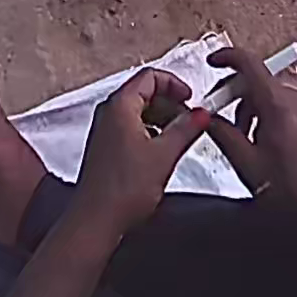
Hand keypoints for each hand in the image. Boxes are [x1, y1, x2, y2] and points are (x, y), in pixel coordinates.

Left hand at [72, 68, 208, 231]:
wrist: (96, 220)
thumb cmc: (122, 189)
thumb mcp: (163, 155)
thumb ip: (185, 129)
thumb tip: (199, 114)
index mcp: (120, 105)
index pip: (149, 77)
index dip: (174, 84)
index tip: (190, 97)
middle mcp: (109, 111)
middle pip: (144, 91)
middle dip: (170, 102)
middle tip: (190, 118)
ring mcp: (106, 128)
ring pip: (139, 110)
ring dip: (162, 117)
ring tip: (181, 135)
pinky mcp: (107, 145)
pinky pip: (132, 126)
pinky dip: (150, 130)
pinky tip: (163, 149)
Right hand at [203, 47, 296, 215]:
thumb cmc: (294, 195)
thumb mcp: (246, 163)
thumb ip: (223, 134)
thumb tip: (207, 118)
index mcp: (277, 105)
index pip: (250, 63)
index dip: (227, 57)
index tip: (213, 62)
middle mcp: (294, 103)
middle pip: (258, 78)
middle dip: (234, 90)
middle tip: (219, 109)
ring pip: (269, 92)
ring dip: (249, 104)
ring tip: (239, 133)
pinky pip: (281, 106)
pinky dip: (264, 113)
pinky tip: (256, 142)